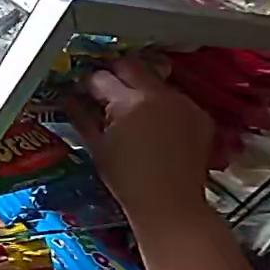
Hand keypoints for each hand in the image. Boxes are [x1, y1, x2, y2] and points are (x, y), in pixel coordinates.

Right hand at [65, 56, 214, 223]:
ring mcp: (184, 103)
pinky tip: (149, 123)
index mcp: (130, 101)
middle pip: (131, 66)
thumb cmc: (125, 177)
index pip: (100, 77)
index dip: (85, 83)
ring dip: (136, 88)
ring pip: (153, 80)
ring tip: (124, 110)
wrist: (170, 203)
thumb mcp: (96, 145)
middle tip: (99, 92)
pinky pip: (172, 97)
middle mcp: (161, 94)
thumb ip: (82, 116)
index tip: (78, 93)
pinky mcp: (199, 115)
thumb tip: (69, 99)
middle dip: (112, 74)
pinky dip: (157, 102)